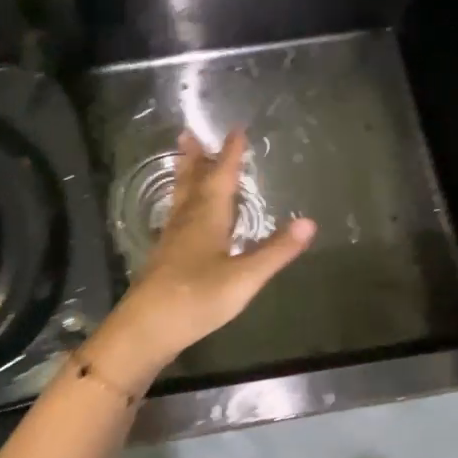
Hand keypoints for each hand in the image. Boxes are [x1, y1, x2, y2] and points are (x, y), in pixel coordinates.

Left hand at [88, 129, 315, 384]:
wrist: (147, 327)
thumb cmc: (197, 298)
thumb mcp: (244, 278)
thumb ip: (275, 251)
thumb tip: (309, 221)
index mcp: (207, 217)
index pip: (222, 176)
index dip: (230, 154)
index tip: (235, 130)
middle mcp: (187, 220)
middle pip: (192, 181)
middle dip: (196, 158)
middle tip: (188, 133)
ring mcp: (172, 239)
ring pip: (181, 197)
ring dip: (185, 176)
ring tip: (183, 160)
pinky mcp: (165, 257)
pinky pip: (176, 216)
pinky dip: (182, 203)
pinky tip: (184, 216)